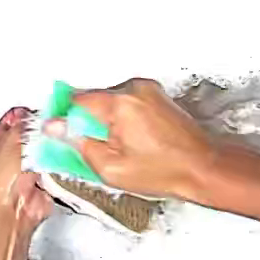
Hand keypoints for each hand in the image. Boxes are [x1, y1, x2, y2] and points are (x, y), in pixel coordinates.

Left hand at [0, 107, 52, 236]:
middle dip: (48, 130)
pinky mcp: (45, 179)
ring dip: (57, 147)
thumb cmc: (4, 178)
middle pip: (36, 132)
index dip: (32, 112)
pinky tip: (67, 157)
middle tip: (58, 126)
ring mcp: (29, 167)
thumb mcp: (16, 136)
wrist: (15, 208)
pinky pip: (59, 164)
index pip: (18, 116)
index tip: (48, 110)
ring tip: (63, 141)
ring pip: (49, 148)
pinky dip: (64, 162)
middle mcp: (12, 152)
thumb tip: (44, 114)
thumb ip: (31, 121)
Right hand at [44, 78, 220, 201]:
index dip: (63, 115)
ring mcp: (148, 90)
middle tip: (90, 146)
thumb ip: (80, 145)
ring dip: (106, 120)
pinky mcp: (157, 96)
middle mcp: (135, 89)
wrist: (203, 166)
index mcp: (120, 103)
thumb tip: (58, 130)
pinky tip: (131, 141)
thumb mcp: (111, 168)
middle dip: (87, 121)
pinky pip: (128, 102)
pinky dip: (123, 118)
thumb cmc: (166, 169)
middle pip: (95, 99)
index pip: (77, 100)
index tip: (56, 126)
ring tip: (118, 147)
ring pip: (112, 101)